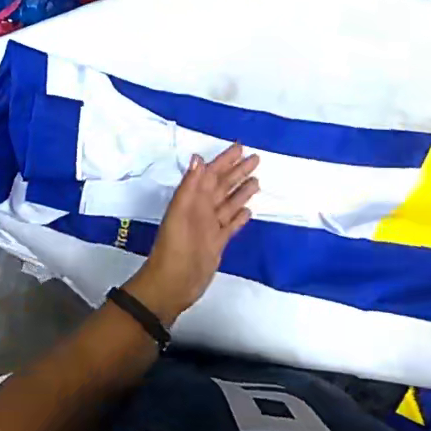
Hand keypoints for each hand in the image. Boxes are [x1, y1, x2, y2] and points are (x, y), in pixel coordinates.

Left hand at [123, 144, 259, 325]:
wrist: (173, 283)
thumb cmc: (174, 248)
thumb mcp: (179, 214)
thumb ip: (189, 187)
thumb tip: (198, 159)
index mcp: (192, 201)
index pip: (211, 174)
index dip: (224, 160)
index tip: (241, 148)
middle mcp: (201, 210)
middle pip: (222, 186)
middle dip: (237, 171)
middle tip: (256, 158)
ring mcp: (209, 227)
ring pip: (228, 203)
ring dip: (241, 191)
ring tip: (257, 179)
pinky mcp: (216, 243)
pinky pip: (230, 225)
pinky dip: (238, 216)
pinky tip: (248, 210)